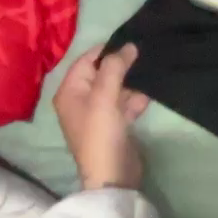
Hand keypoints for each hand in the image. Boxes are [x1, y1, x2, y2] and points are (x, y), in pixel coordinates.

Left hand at [54, 43, 150, 189]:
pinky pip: (123, 106)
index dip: (106, 51)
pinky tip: (147, 97)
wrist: (112, 176)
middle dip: (121, 67)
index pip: (86, 61)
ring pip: (115, 90)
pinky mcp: (113, 127)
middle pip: (101, 74)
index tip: (129, 42)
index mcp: (69, 92)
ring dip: (131, 84)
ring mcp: (97, 115)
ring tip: (149, 75)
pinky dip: (134, 100)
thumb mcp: (105, 96)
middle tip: (143, 57)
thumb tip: (129, 46)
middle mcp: (79, 101)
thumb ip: (115, 67)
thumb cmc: (101, 133)